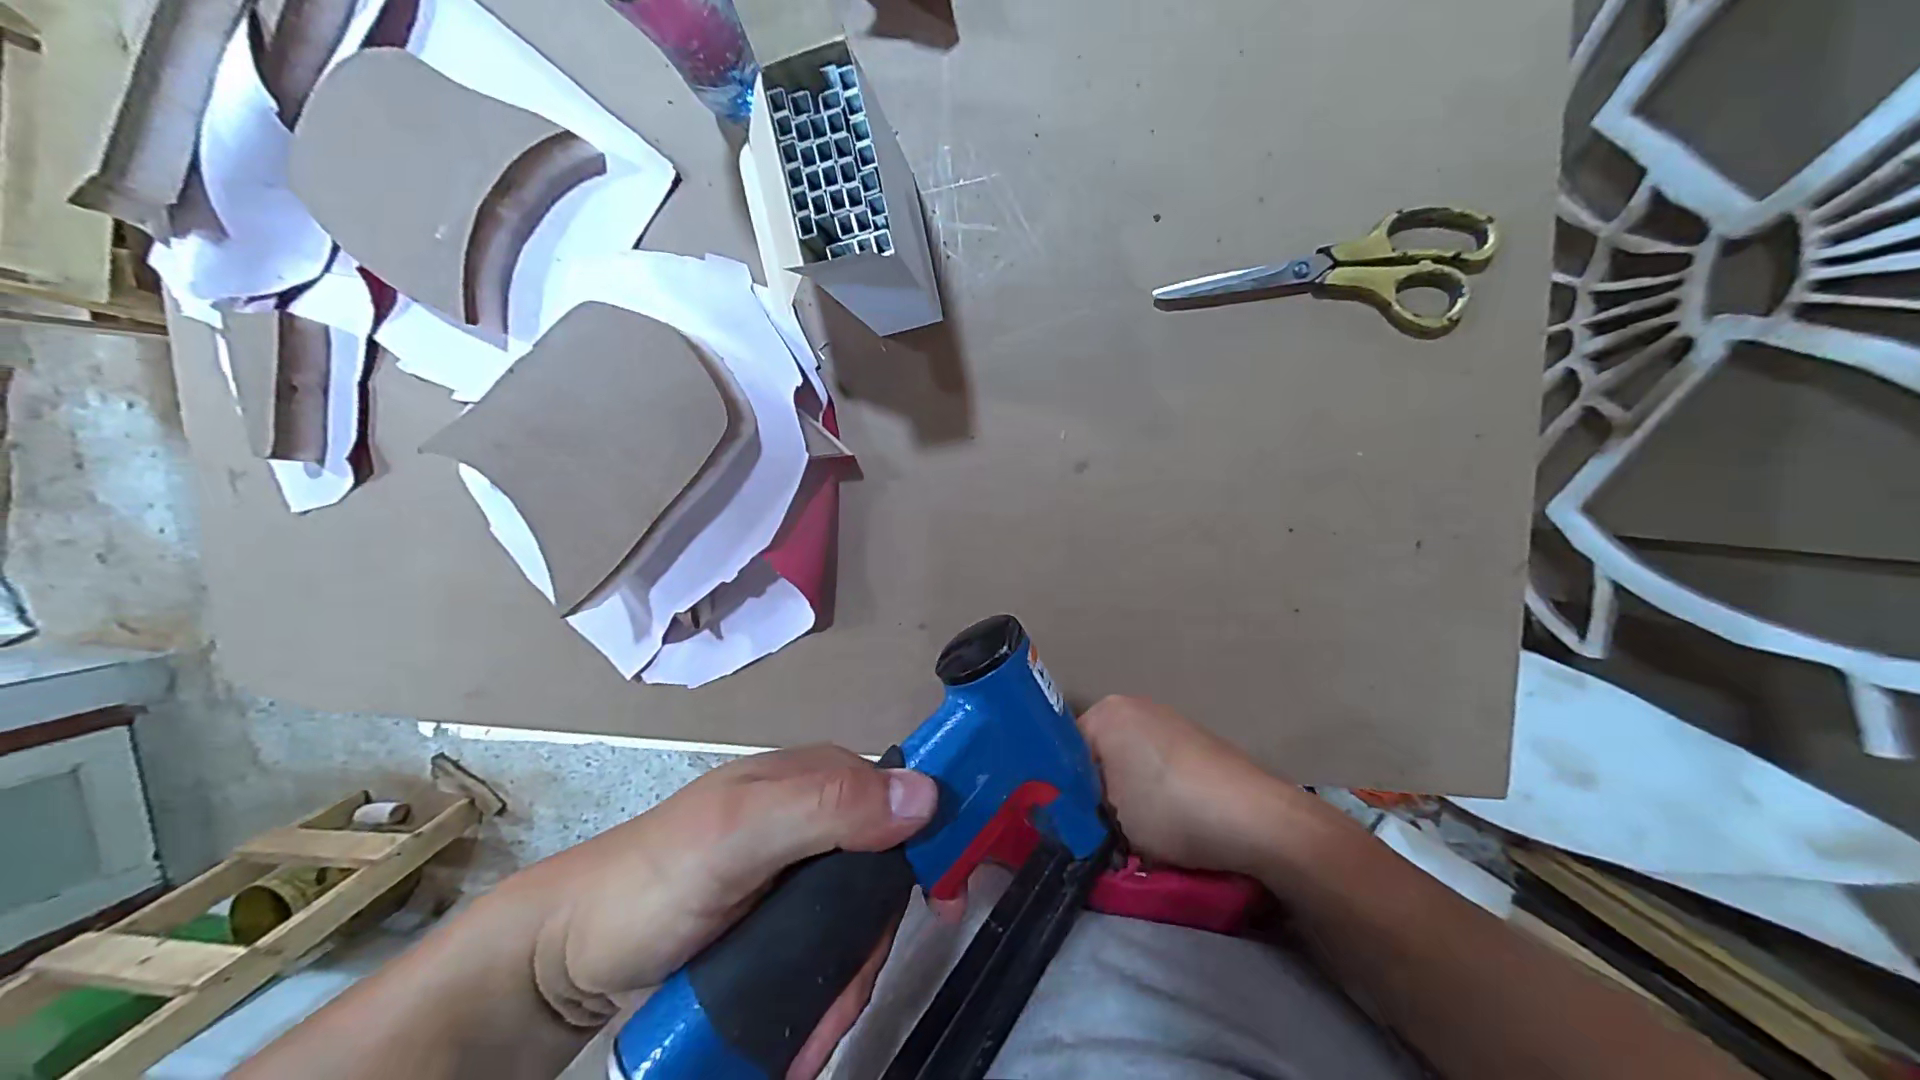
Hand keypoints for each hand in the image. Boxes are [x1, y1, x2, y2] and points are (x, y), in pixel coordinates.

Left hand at [498, 745, 937, 1077]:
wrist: (569, 957)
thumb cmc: (653, 881)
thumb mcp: (737, 832)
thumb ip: (825, 805)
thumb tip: (926, 794)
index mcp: (815, 777)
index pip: (900, 796)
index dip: (929, 841)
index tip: (942, 905)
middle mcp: (816, 816)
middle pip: (886, 873)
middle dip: (870, 941)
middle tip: (840, 997)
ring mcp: (798, 870)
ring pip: (861, 921)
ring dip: (848, 978)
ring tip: (811, 1028)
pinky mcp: (783, 917)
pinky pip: (832, 949)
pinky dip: (828, 990)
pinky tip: (805, 1023)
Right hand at [1077, 695, 1346, 875]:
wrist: (1259, 819)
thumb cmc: (1172, 811)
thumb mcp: (1109, 822)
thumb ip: (1083, 813)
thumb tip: (1080, 820)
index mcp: (1105, 713)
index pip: (1063, 753)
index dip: (1062, 793)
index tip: (1068, 826)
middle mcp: (1134, 705)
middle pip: (1097, 754)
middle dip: (1097, 791)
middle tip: (1099, 831)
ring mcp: (1170, 720)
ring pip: (1127, 761)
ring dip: (1126, 793)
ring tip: (1135, 832)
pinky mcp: (1197, 740)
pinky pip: (1157, 764)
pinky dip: (1155, 789)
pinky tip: (1169, 820)